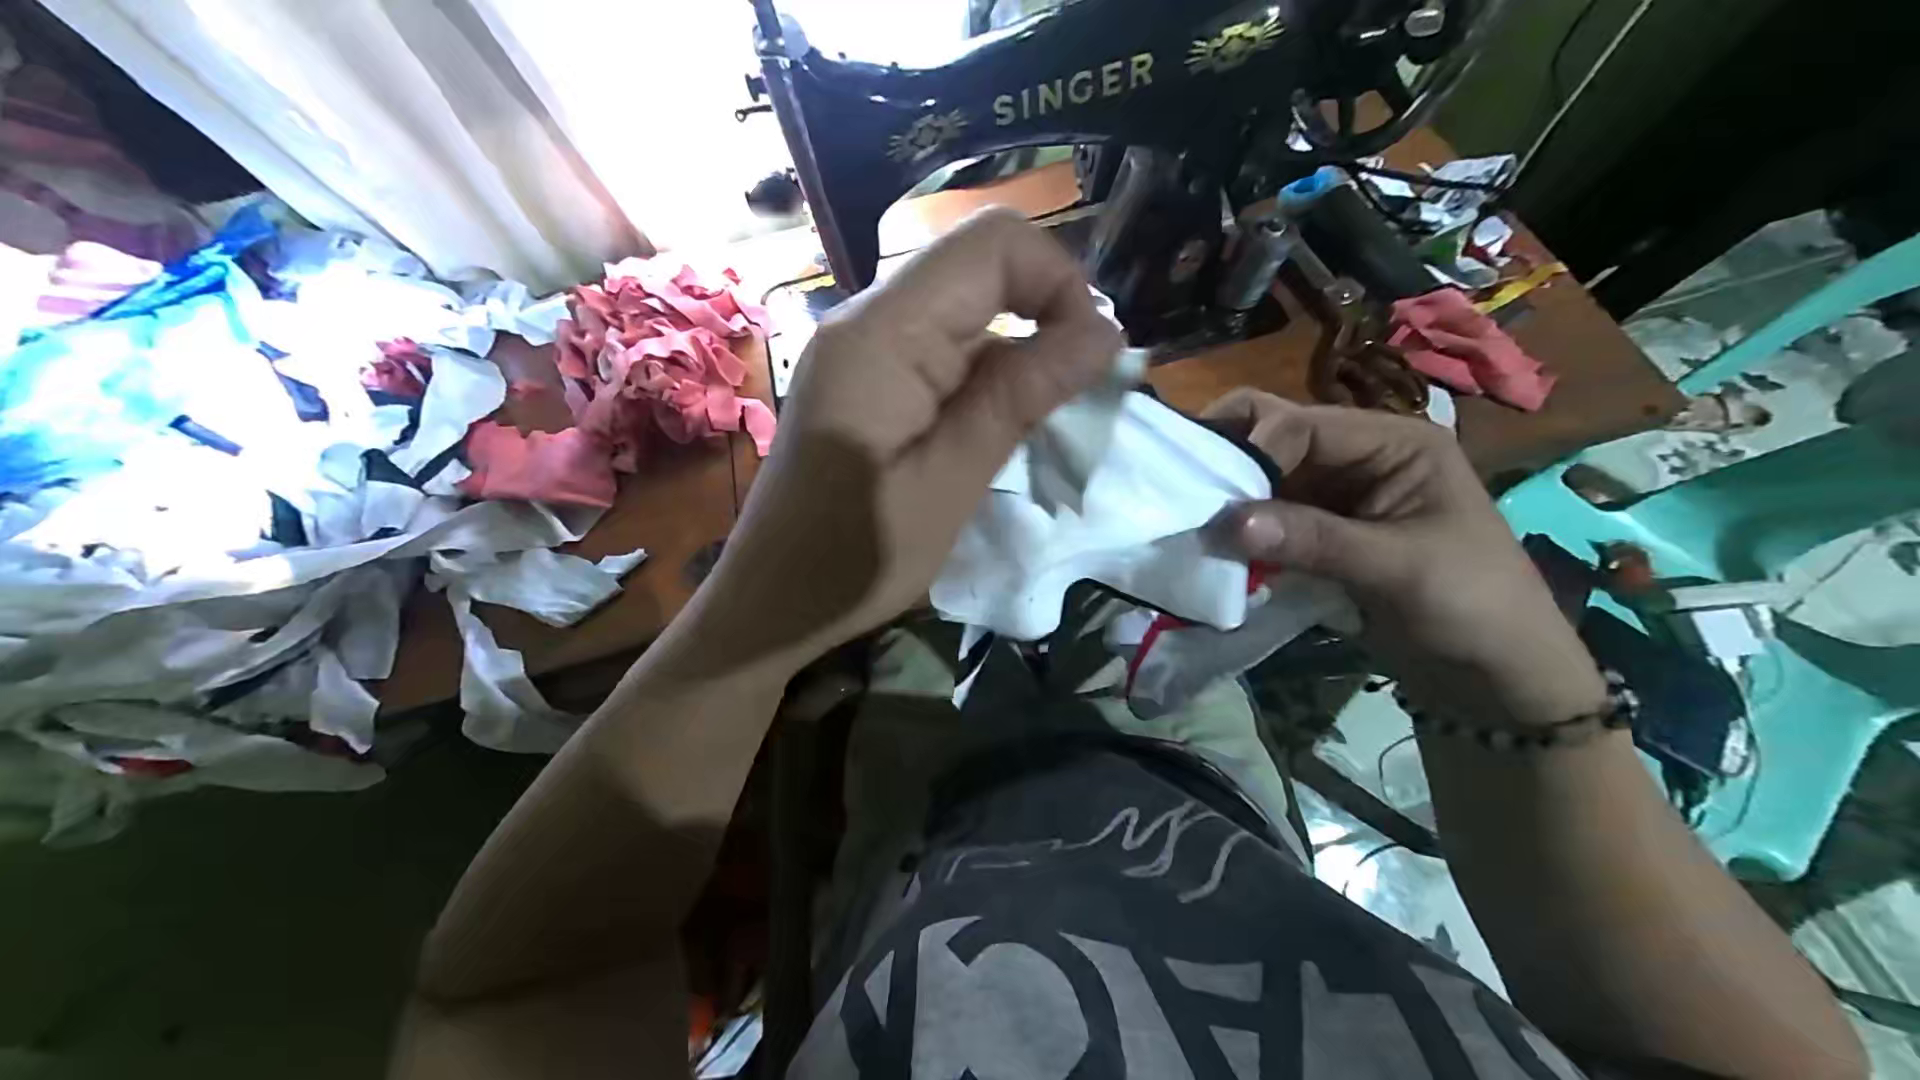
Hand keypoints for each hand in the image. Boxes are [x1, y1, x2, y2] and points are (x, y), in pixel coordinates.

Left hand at [674, 209, 1119, 676]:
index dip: (1060, 282)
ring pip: (966, 307)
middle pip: (980, 267)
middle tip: (1076, 391)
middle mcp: (867, 319)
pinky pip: (941, 346)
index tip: (1091, 358)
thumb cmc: (856, 558)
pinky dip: (985, 373)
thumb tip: (1105, 330)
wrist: (773, 601)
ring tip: (1041, 419)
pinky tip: (996, 426)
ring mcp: (862, 347)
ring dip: (1019, 349)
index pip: (992, 244)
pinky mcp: (866, 378)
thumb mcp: (951, 482)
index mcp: (883, 334)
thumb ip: (1021, 395)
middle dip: (1046, 313)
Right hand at [1205, 390, 1605, 725]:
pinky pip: (1264, 520)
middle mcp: (1356, 457)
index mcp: (1393, 442)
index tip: (1209, 494)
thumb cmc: (1473, 607)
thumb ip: (1314, 539)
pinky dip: (1239, 532)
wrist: (1493, 677)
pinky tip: (1213, 548)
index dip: (1251, 450)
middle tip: (1182, 491)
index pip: (1301, 424)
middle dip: (1228, 461)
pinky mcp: (1316, 534)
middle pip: (1274, 438)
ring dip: (1228, 500)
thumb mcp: (1399, 568)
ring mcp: (1333, 497)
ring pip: (1261, 481)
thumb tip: (1228, 523)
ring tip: (1189, 523)